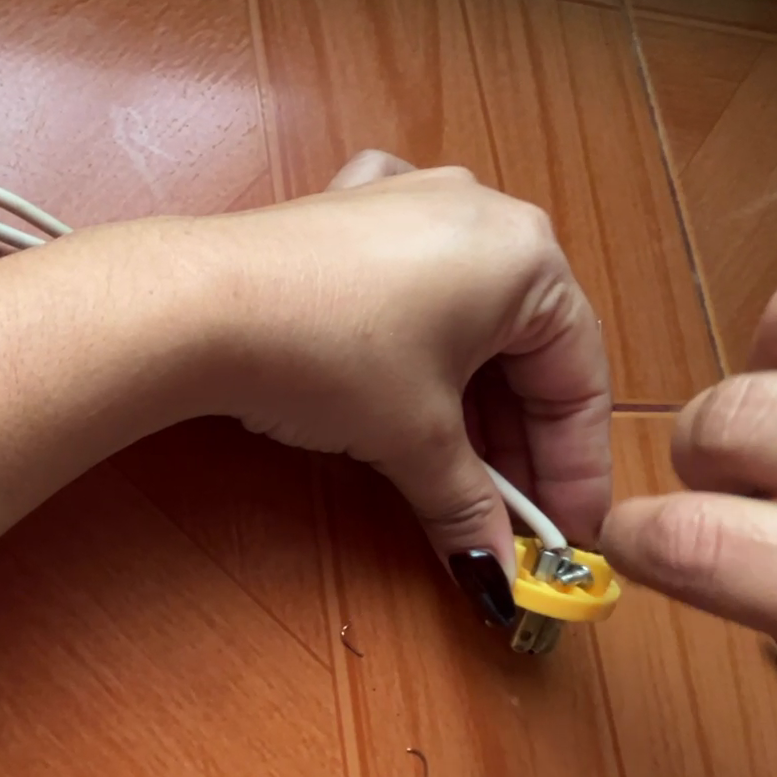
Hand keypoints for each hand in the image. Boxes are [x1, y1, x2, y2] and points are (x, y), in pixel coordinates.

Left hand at [187, 150, 611, 618]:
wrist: (200, 304)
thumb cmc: (331, 357)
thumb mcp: (411, 438)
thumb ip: (462, 503)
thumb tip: (490, 573)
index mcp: (525, 255)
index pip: (576, 379)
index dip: (572, 468)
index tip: (560, 533)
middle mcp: (473, 212)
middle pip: (513, 348)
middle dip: (507, 439)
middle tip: (500, 514)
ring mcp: (399, 202)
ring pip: (454, 316)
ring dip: (456, 395)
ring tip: (448, 464)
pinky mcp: (339, 215)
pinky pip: (395, 275)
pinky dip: (404, 330)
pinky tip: (399, 350)